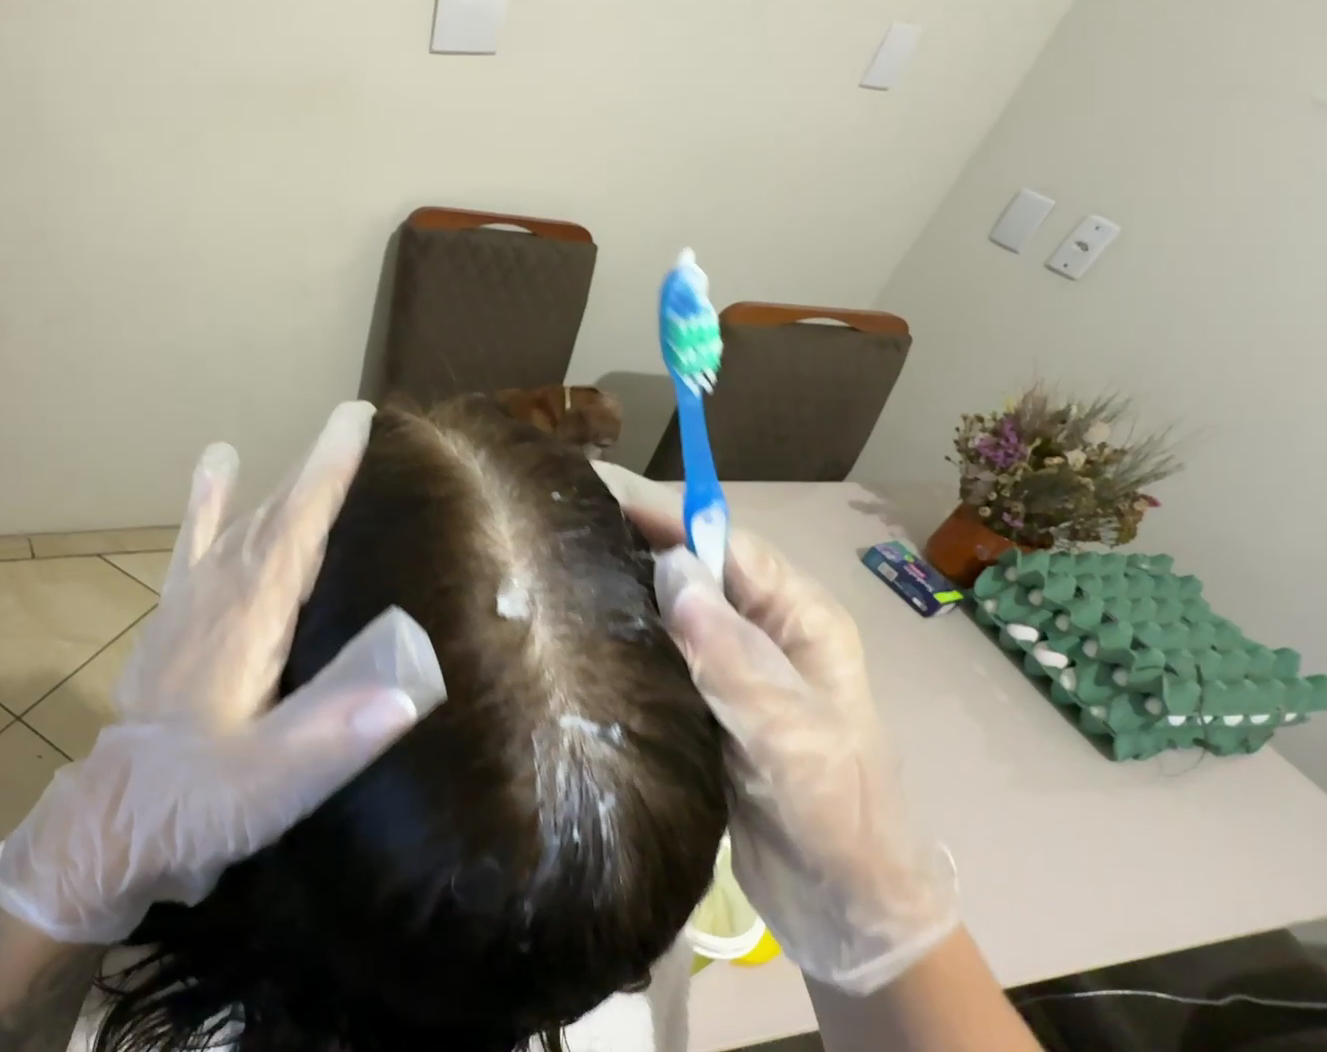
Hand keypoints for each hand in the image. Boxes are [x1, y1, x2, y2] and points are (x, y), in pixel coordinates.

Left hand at [0, 403, 443, 943]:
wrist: (108, 832)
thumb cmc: (193, 808)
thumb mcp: (267, 787)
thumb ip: (330, 737)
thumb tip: (409, 687)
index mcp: (245, 625)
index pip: (293, 532)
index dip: (326, 474)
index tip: (355, 418)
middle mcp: (213, 603)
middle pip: (266, 521)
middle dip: (309, 473)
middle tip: (348, 425)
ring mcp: (185, 614)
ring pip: (231, 534)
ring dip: (264, 493)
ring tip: (283, 453)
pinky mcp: (170, 633)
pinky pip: (190, 558)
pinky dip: (202, 516)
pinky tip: (211, 476)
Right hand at [594, 463, 958, 993]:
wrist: (843, 904)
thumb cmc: (836, 812)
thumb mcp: (791, 733)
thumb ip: (733, 655)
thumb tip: (670, 570)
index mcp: (799, 619)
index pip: (724, 543)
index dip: (665, 513)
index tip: (597, 492)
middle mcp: (763, 632)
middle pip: (692, 568)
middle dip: (635, 542)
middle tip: (557, 529)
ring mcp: (730, 670)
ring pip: (670, 611)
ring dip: (622, 589)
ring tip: (554, 573)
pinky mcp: (702, 705)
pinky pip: (657, 656)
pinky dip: (622, 638)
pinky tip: (577, 638)